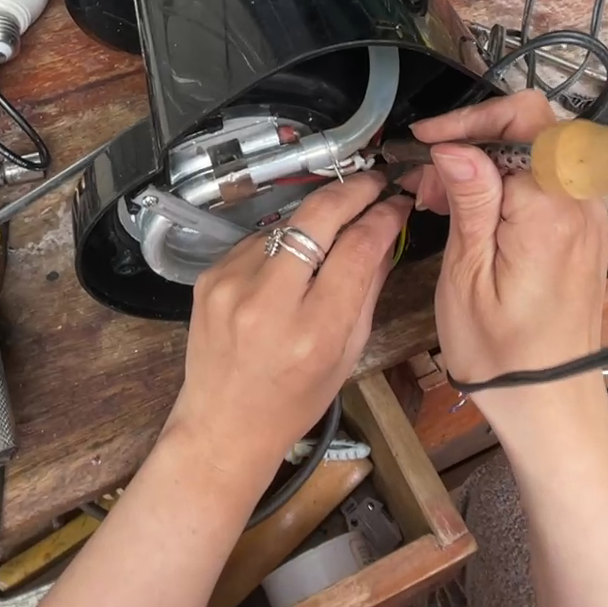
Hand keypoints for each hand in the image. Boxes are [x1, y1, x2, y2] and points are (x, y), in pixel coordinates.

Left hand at [167, 172, 412, 468]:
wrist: (222, 424)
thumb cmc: (294, 399)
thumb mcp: (348, 354)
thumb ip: (368, 288)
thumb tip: (386, 231)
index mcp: (313, 331)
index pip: (357, 248)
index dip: (383, 216)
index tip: (396, 203)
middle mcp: (268, 301)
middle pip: (318, 215)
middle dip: (353, 190)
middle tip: (374, 182)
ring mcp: (232, 282)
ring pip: (288, 221)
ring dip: (317, 217)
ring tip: (336, 226)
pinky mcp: (211, 274)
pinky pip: (260, 238)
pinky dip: (283, 240)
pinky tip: (293, 258)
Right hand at [410, 91, 607, 437]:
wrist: (550, 405)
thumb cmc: (499, 352)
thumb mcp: (467, 275)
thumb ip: (471, 201)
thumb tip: (457, 145)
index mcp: (551, 209)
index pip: (523, 121)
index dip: (470, 118)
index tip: (424, 140)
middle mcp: (581, 202)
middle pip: (534, 128)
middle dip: (473, 138)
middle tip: (425, 177)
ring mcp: (586, 217)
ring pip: (536, 154)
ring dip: (484, 161)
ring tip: (435, 196)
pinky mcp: (581, 232)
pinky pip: (543, 183)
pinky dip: (503, 182)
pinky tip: (467, 210)